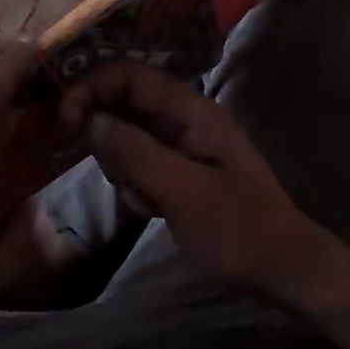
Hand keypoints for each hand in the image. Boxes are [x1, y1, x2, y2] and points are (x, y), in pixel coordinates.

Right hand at [61, 60, 341, 297]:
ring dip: (118, 163)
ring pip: (121, 134)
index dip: (92, 85)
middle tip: (109, 168)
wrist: (284, 274)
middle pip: (120, 101)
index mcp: (191, 110)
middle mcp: (180, 119)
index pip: (130, 74)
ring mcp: (176, 144)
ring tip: (143, 197)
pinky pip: (132, 161)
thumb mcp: (184, 191)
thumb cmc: (239, 230)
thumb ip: (134, 151)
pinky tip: (150, 208)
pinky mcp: (171, 170)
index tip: (64, 116)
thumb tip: (88, 118)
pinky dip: (130, 182)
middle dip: (103, 131)